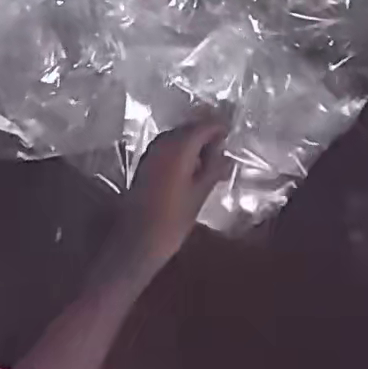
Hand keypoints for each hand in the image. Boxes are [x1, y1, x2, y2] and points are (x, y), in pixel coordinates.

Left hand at [104, 114, 231, 281]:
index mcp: (179, 147)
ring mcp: (152, 152)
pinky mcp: (146, 163)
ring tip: (209, 159)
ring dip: (193, 143)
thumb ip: (214, 170)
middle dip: (206, 134)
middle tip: (222, 148)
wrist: (137, 242)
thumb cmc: (172, 220)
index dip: (218, 127)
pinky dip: (181, 151)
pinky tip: (191, 167)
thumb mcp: (200, 194)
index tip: (230, 133)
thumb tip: (227, 157)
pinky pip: (168, 147)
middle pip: (189, 128)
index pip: (204, 126)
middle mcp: (164, 143)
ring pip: (178, 137)